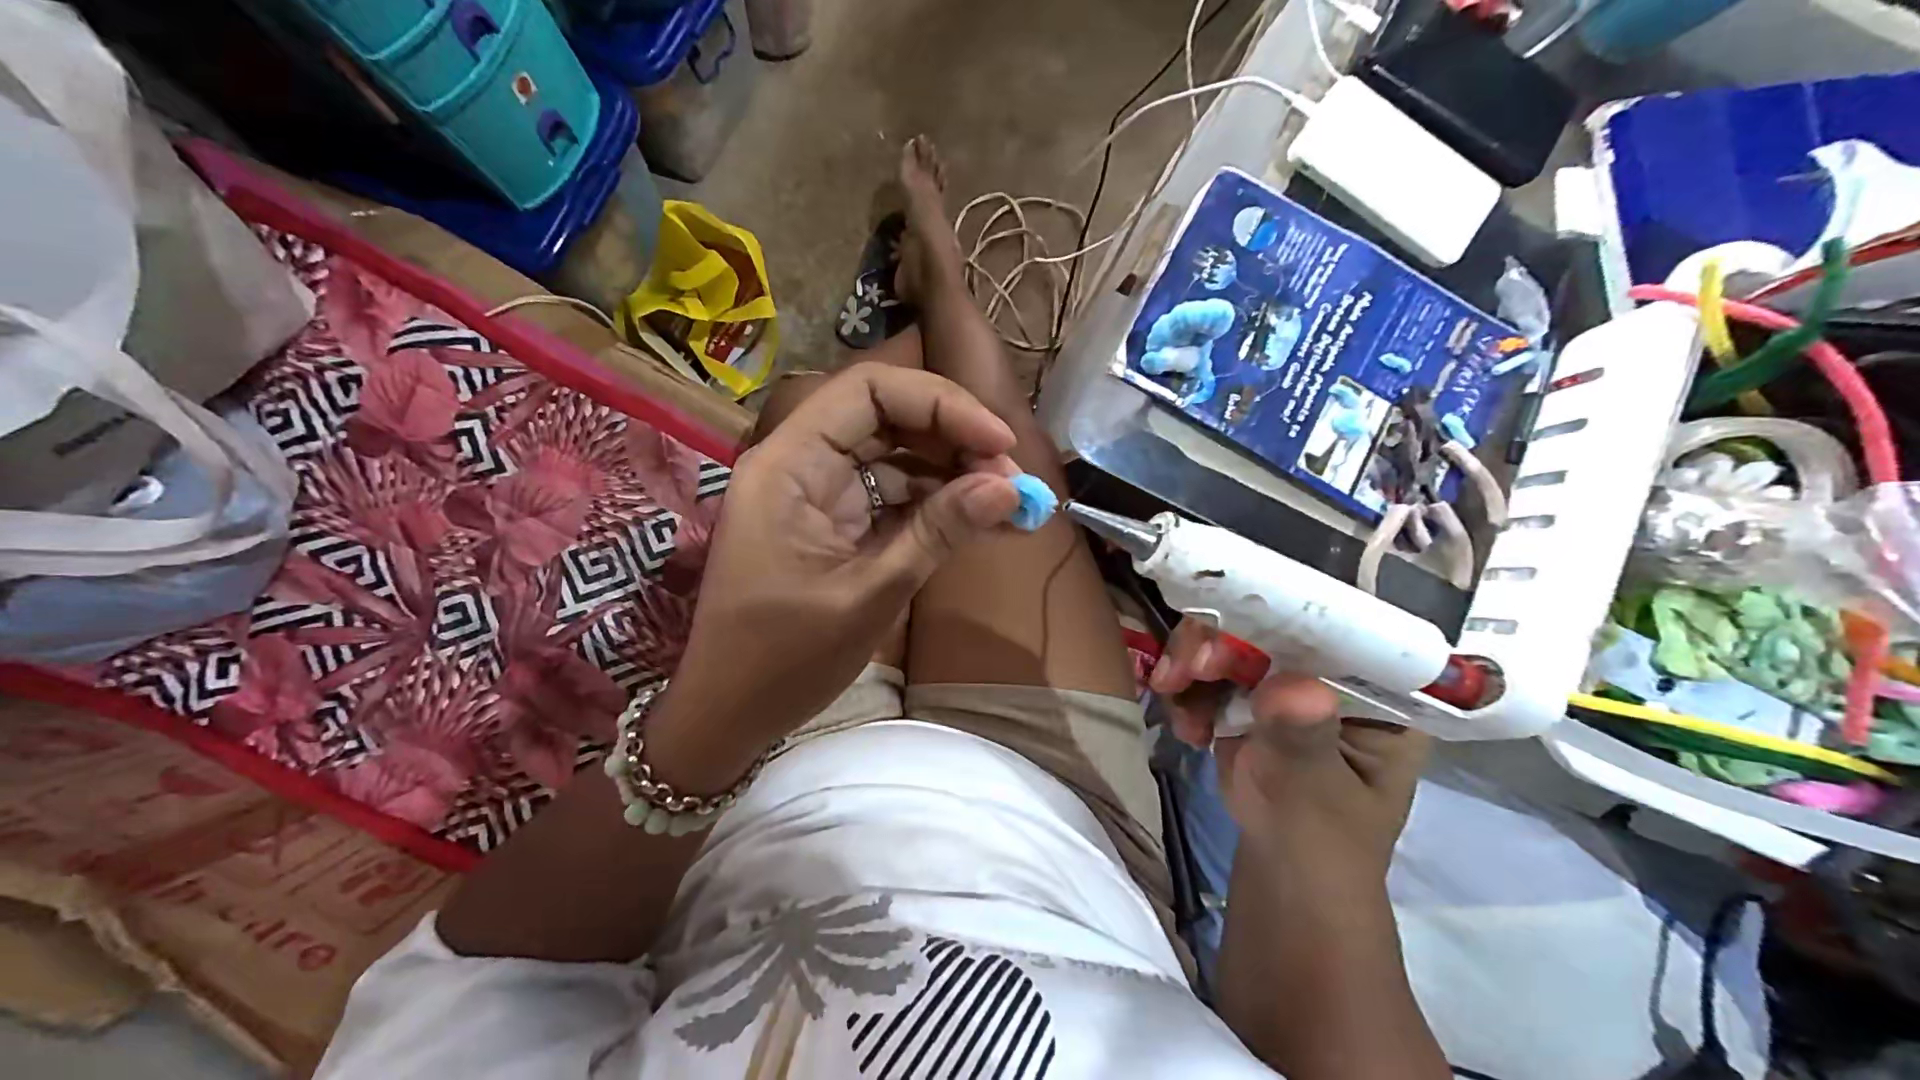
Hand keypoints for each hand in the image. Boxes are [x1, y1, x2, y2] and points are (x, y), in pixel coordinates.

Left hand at [647, 363, 1021, 784]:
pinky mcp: (834, 521)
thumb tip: (1009, 489)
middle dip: (954, 437)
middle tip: (1012, 478)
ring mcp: (818, 492)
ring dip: (952, 470)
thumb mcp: (869, 595)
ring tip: (1009, 502)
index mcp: (789, 464)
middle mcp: (800, 462)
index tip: (998, 441)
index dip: (941, 403)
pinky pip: (890, 492)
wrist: (729, 712)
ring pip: (894, 453)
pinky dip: (934, 502)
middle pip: (886, 415)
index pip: (869, 391)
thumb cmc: (783, 660)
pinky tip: (978, 518)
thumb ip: (936, 533)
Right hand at [1150, 617, 1430, 884]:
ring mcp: (1288, 682)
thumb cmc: (1322, 844)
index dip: (1290, 619)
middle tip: (1189, 670)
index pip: (1340, 629)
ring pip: (1234, 640)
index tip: (1239, 632)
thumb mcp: (1317, 795)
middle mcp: (1333, 673)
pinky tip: (1186, 726)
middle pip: (1275, 624)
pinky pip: (1209, 669)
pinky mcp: (1249, 695)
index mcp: (1378, 690)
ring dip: (1193, 662)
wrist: (1284, 878)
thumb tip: (1295, 686)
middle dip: (1223, 642)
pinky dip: (1187, 688)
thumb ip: (1303, 740)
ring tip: (1174, 698)